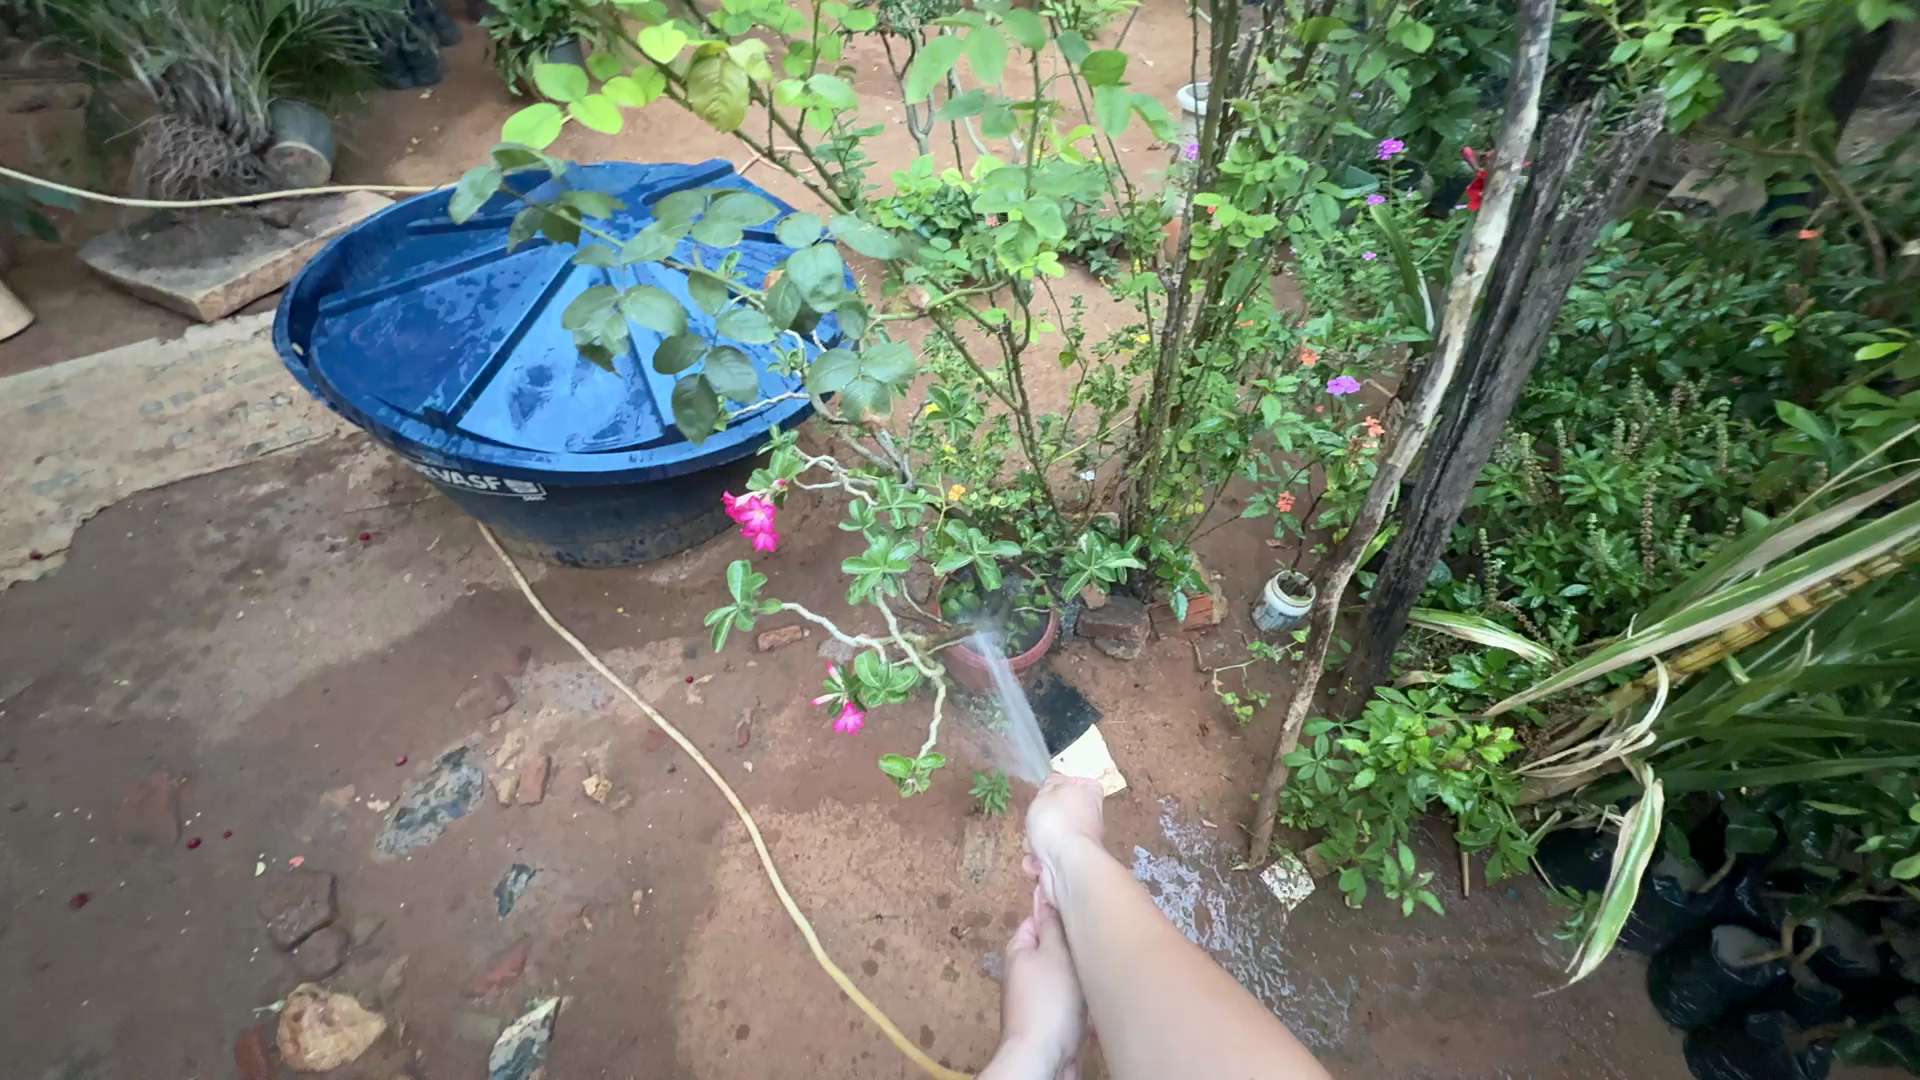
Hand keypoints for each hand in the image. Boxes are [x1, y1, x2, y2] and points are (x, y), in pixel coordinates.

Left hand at [984, 886, 1084, 1079]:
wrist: (1042, 1058)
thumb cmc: (1049, 1000)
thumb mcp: (1054, 952)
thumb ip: (1052, 923)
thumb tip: (1044, 892)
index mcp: (1019, 948)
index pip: (1039, 918)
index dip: (1060, 915)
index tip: (1083, 914)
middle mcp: (1023, 970)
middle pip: (1053, 947)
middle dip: (1073, 948)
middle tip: (1093, 946)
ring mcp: (1034, 997)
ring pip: (1063, 975)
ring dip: (1079, 976)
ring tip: (1094, 973)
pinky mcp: (1048, 1020)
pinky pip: (1067, 1000)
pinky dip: (1079, 1001)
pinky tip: (1092, 1002)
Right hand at [1021, 773, 1104, 906]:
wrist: (1066, 865)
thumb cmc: (1057, 821)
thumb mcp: (1047, 792)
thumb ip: (1050, 785)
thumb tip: (1055, 782)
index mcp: (1088, 799)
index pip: (1086, 785)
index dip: (1068, 785)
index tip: (1052, 789)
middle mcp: (1087, 823)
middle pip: (1058, 817)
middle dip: (1038, 824)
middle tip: (1033, 825)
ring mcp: (1078, 849)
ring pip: (1047, 842)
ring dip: (1034, 847)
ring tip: (1032, 849)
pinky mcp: (1067, 870)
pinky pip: (1046, 864)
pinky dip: (1037, 866)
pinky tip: (1036, 867)